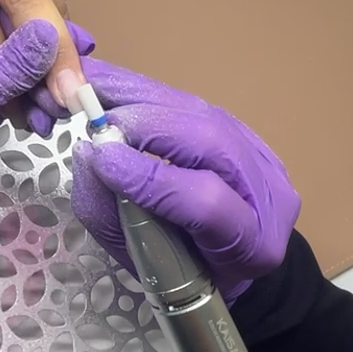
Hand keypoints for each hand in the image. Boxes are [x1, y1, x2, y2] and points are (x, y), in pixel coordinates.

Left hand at [0, 19, 59, 235]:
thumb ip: (9, 63)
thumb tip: (53, 29)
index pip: (7, 4)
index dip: (47, 25)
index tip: (82, 50)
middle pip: (20, 35)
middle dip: (51, 62)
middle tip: (72, 92)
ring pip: (21, 67)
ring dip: (44, 88)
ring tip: (56, 112)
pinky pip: (14, 93)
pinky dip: (31, 105)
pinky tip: (43, 119)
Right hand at [69, 59, 300, 297]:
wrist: (229, 255)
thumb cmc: (181, 266)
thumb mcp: (140, 257)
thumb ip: (110, 213)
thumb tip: (85, 154)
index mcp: (250, 243)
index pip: (206, 203)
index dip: (150, 177)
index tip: (99, 157)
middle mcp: (267, 191)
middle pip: (210, 140)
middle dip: (144, 124)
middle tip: (94, 122)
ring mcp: (260, 153)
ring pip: (200, 111)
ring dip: (138, 96)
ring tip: (92, 91)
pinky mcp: (243, 126)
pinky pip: (190, 100)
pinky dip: (143, 90)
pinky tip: (110, 85)